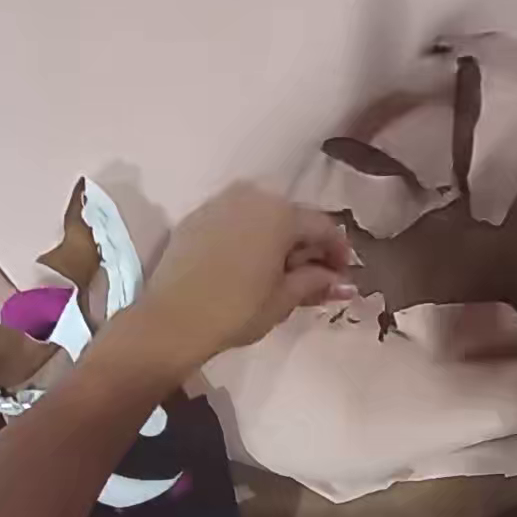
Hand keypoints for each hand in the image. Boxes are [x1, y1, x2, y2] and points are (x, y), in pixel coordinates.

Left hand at [93, 183, 353, 381]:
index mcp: (281, 213)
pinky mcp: (194, 219)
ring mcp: (219, 204)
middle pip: (291, 218)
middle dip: (305, 247)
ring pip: (260, 218)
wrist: (173, 320)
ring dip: (275, 241)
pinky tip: (246, 267)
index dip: (338, 252)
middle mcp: (251, 196)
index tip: (342, 276)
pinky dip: (247, 240)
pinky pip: (232, 223)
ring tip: (278, 274)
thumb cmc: (235, 311)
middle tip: (312, 278)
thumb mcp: (282, 300)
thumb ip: (315, 283)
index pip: (323, 226)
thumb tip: (344, 282)